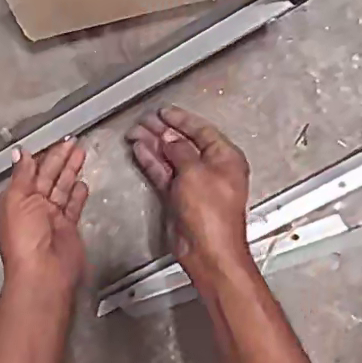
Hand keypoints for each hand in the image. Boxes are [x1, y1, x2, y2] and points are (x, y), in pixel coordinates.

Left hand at [0, 139, 89, 298]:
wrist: (43, 273)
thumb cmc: (24, 237)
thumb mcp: (16, 200)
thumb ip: (21, 175)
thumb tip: (19, 153)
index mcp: (14, 201)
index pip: (28, 172)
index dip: (40, 156)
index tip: (52, 140)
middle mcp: (31, 208)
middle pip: (47, 177)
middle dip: (59, 159)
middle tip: (72, 141)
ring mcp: (51, 218)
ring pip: (62, 188)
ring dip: (71, 170)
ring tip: (81, 152)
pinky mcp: (68, 228)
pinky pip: (73, 206)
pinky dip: (78, 194)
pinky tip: (83, 182)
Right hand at [125, 107, 252, 282]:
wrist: (207, 250)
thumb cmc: (211, 212)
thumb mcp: (195, 172)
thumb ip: (179, 149)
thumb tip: (168, 137)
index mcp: (226, 158)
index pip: (202, 130)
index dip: (181, 119)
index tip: (163, 112)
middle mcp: (211, 168)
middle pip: (184, 143)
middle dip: (163, 131)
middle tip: (144, 121)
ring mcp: (194, 183)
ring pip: (171, 157)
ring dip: (153, 144)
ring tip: (135, 132)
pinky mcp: (179, 197)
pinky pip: (164, 173)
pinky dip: (151, 162)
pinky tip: (139, 150)